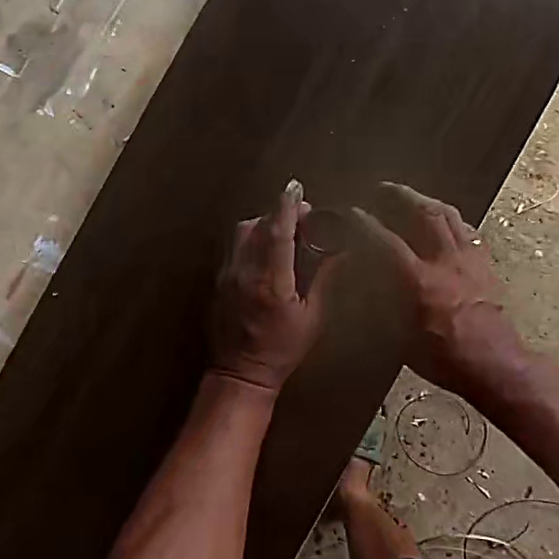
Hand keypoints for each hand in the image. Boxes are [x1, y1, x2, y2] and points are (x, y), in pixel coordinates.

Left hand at [207, 179, 337, 393]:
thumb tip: (341, 251)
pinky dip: (248, 239)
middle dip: (277, 214)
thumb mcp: (313, 317)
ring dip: (261, 225)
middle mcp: (244, 273)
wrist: (240, 371)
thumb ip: (324, 279)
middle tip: (300, 216)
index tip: (295, 187)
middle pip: (255, 226)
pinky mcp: (217, 282)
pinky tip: (263, 249)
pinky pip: (231, 248)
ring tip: (283, 232)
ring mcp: (226, 276)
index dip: (287, 207)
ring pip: (239, 234)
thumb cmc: (282, 349)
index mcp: (271, 282)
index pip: (277, 233)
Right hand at [352, 182, 526, 396]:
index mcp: (418, 281)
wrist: (496, 367)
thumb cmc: (444, 358)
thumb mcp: (398, 335)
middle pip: (423, 214)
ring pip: (449, 217)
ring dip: (426, 202)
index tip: (350, 212)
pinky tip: (443, 223)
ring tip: (411, 197)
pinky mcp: (485, 267)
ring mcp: (469, 262)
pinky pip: (467, 232)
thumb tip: (362, 280)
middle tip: (382, 189)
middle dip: (399, 196)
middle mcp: (445, 263)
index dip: (363, 222)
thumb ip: (380, 302)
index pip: (384, 239)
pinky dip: (450, 221)